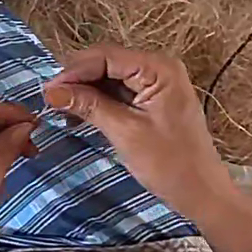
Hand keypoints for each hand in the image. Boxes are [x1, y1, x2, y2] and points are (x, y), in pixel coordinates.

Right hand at [42, 46, 234, 218]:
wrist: (202, 195)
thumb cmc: (169, 163)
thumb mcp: (124, 131)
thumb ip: (88, 105)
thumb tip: (50, 91)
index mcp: (158, 68)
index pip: (105, 57)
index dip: (74, 71)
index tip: (48, 91)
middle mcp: (157, 67)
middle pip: (104, 62)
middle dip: (76, 80)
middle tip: (51, 99)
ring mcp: (154, 82)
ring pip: (106, 75)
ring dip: (83, 90)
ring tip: (60, 108)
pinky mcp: (150, 97)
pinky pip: (115, 89)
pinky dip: (95, 99)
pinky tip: (77, 113)